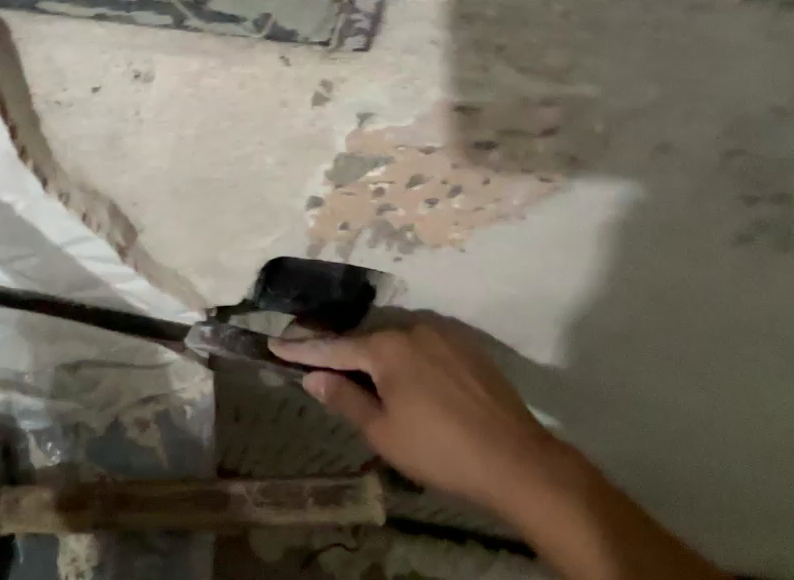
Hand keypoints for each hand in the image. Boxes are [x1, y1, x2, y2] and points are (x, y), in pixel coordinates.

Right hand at [271, 316, 563, 511]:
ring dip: (381, 363)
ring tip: (372, 388)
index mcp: (386, 348)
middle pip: (367, 344)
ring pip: (399, 346)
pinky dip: (411, 364)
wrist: (519, 462)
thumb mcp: (383, 433)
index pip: (333, 348)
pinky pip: (426, 351)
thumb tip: (313, 377)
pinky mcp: (470, 350)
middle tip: (324, 373)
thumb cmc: (440, 451)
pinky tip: (414, 388)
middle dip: (345, 358)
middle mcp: (413, 330)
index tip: (274, 344)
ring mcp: (446, 336)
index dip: (302, 350)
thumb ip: (344, 399)